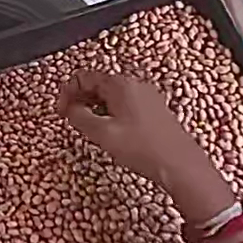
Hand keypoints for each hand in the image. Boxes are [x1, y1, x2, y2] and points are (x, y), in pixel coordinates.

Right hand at [56, 69, 234, 220]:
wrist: (180, 166)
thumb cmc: (143, 148)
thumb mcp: (102, 133)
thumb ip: (79, 116)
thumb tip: (69, 109)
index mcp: (121, 84)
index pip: (84, 76)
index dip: (67, 92)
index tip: (61, 110)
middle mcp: (135, 84)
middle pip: (98, 83)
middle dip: (80, 98)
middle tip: (70, 117)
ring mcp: (147, 96)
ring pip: (111, 94)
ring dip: (94, 106)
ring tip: (88, 126)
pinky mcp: (154, 110)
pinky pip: (125, 103)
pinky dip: (110, 111)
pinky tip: (110, 130)